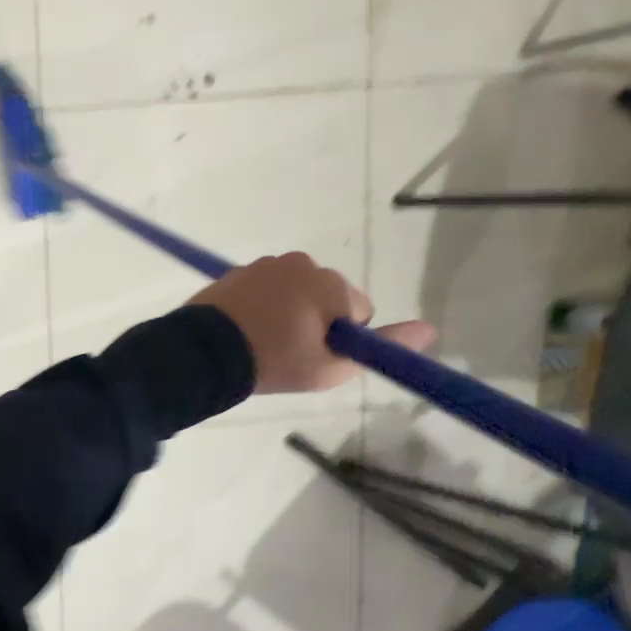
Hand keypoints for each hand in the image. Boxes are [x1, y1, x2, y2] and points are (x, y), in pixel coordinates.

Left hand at [186, 252, 436, 393]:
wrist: (201, 353)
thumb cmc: (271, 362)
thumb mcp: (331, 366)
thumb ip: (381, 347)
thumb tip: (429, 329)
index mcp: (329, 283)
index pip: (358, 310)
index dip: (339, 337)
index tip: (312, 353)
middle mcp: (300, 263)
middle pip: (325, 296)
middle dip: (312, 319)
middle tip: (284, 348)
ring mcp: (263, 265)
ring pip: (293, 292)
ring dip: (285, 311)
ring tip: (261, 339)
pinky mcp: (234, 272)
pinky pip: (263, 289)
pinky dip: (259, 305)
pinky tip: (243, 327)